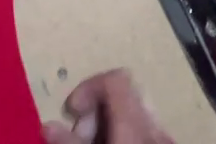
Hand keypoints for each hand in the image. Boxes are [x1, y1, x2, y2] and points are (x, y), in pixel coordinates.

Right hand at [43, 70, 173, 143]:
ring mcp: (166, 136)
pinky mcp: (167, 143)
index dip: (89, 86)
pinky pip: (146, 129)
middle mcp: (156, 123)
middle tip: (81, 135)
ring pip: (136, 113)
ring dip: (110, 122)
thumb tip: (47, 124)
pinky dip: (126, 133)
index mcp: (137, 120)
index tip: (73, 109)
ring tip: (94, 142)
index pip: (116, 78)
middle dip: (97, 109)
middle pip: (125, 94)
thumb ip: (70, 140)